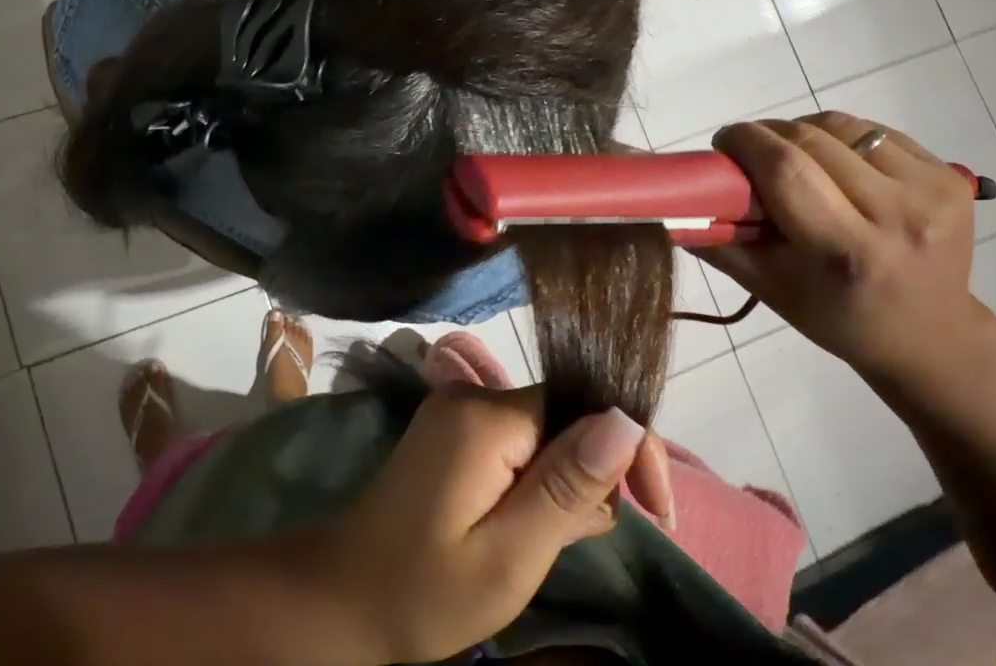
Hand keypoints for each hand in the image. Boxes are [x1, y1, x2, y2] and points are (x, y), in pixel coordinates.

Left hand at [306, 385, 664, 663]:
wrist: (341, 597)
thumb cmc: (425, 590)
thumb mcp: (509, 554)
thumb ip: (567, 485)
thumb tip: (625, 419)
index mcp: (484, 418)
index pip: (586, 403)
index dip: (629, 451)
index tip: (654, 514)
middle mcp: (470, 397)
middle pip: (566, 415)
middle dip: (595, 475)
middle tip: (576, 541)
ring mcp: (457, 414)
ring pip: (546, 434)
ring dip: (566, 485)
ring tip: (548, 543)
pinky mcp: (453, 436)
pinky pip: (518, 445)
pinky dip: (538, 485)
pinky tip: (529, 528)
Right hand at [696, 112, 994, 380]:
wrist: (929, 333)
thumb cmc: (836, 315)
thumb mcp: (767, 287)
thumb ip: (718, 242)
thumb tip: (671, 204)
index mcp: (847, 250)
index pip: (786, 169)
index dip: (746, 142)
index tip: (722, 144)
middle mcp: (898, 215)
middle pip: (812, 140)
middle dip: (767, 134)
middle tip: (746, 150)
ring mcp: (932, 191)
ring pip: (843, 127)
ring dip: (803, 130)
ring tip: (789, 156)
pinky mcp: (949, 176)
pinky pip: (875, 132)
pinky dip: (840, 137)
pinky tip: (832, 163)